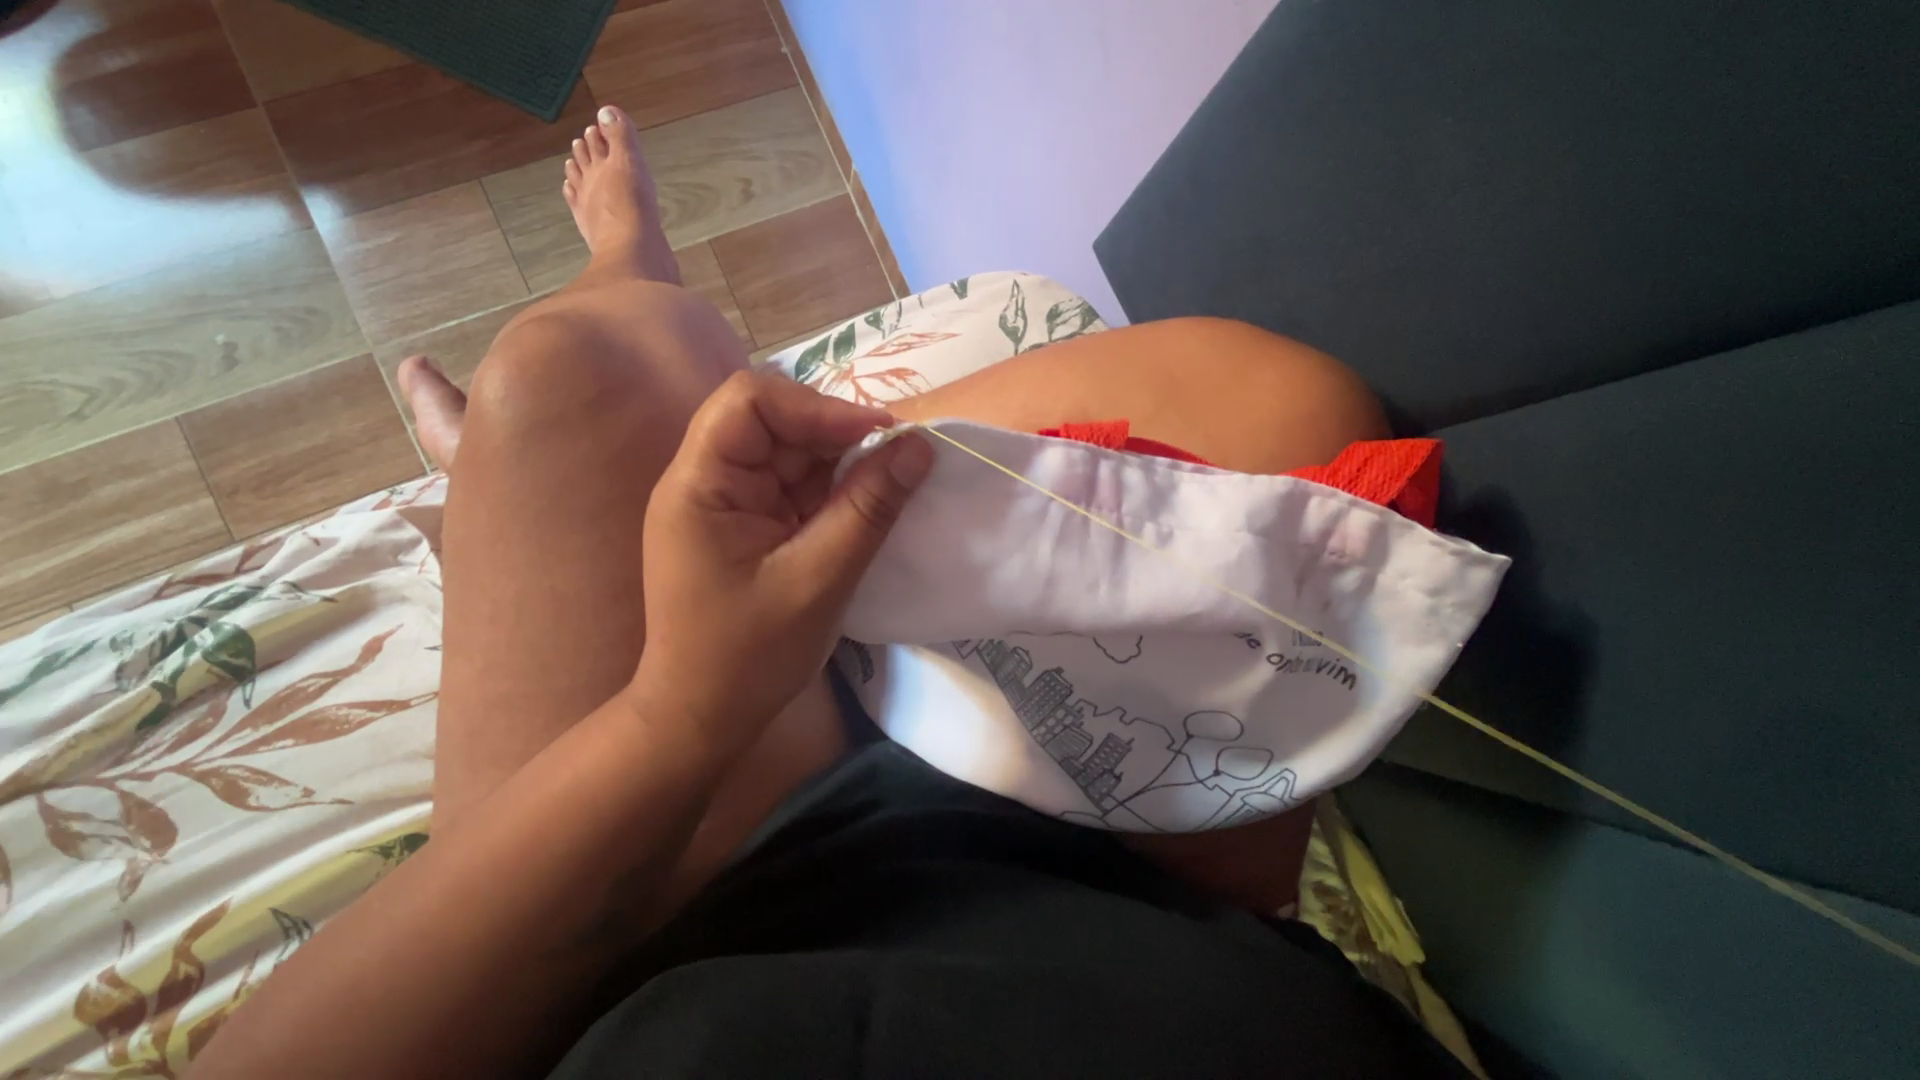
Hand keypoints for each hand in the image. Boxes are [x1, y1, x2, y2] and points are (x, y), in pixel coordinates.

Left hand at [631, 371, 931, 750]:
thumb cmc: (749, 655)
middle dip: (836, 434)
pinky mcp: (750, 526)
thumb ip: (868, 509)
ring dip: (842, 463)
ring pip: (791, 453)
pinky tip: (868, 506)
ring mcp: (729, 503)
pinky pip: (796, 487)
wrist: (703, 718)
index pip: (751, 402)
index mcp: (700, 484)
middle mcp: (707, 480)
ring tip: (890, 485)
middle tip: (897, 459)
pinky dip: (834, 491)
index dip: (818, 406)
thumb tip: (919, 445)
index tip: (880, 434)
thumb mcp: (818, 580)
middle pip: (774, 422)